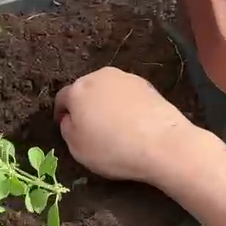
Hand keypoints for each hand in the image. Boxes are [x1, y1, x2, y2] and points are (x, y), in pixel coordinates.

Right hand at [54, 67, 206, 183]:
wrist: (163, 144)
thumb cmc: (112, 149)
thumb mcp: (77, 148)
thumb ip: (67, 129)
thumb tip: (69, 119)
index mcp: (77, 90)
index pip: (62, 99)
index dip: (62, 114)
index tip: (68, 129)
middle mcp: (99, 76)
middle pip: (86, 90)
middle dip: (86, 106)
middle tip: (93, 129)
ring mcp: (125, 78)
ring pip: (108, 90)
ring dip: (107, 104)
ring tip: (116, 127)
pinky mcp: (147, 84)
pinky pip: (128, 95)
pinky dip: (127, 105)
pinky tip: (134, 123)